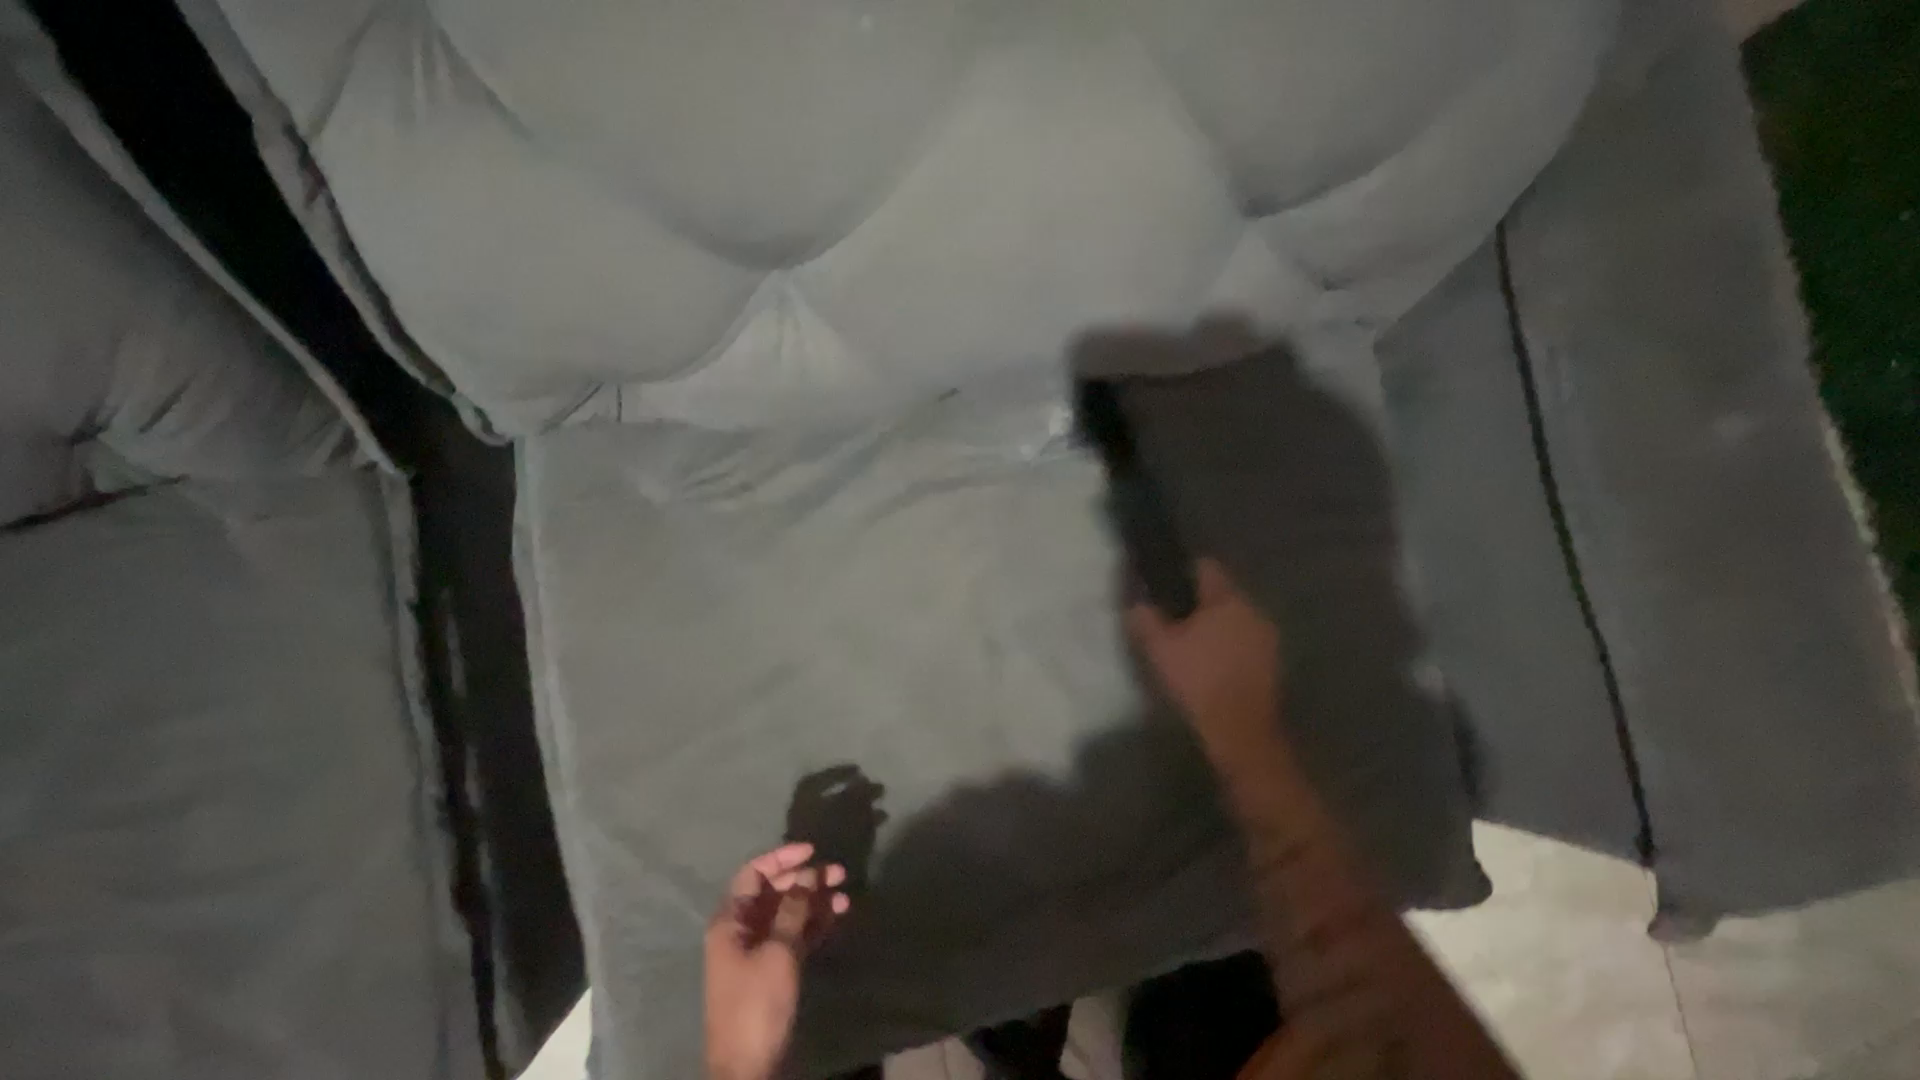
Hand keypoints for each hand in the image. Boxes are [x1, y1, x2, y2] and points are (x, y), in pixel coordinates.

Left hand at [705, 843, 849, 1079]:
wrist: (747, 1067)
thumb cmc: (757, 1004)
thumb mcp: (778, 952)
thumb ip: (793, 910)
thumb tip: (807, 874)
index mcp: (730, 921)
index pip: (753, 874)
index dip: (781, 858)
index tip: (812, 851)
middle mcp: (741, 930)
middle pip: (773, 892)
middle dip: (804, 879)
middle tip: (838, 873)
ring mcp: (756, 951)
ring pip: (787, 913)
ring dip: (814, 901)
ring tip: (845, 894)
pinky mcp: (772, 970)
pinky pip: (794, 935)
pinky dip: (814, 924)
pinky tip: (838, 916)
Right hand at [1126, 559, 1283, 752]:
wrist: (1240, 727)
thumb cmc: (1198, 679)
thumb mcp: (1160, 648)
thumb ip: (1146, 619)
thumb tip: (1138, 603)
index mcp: (1227, 598)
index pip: (1206, 567)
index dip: (1182, 573)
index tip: (1165, 587)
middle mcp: (1253, 609)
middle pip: (1222, 593)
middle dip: (1199, 603)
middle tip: (1174, 620)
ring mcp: (1267, 636)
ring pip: (1235, 618)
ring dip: (1217, 626)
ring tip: (1193, 645)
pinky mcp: (1273, 661)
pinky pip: (1246, 641)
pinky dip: (1230, 646)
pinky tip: (1213, 665)